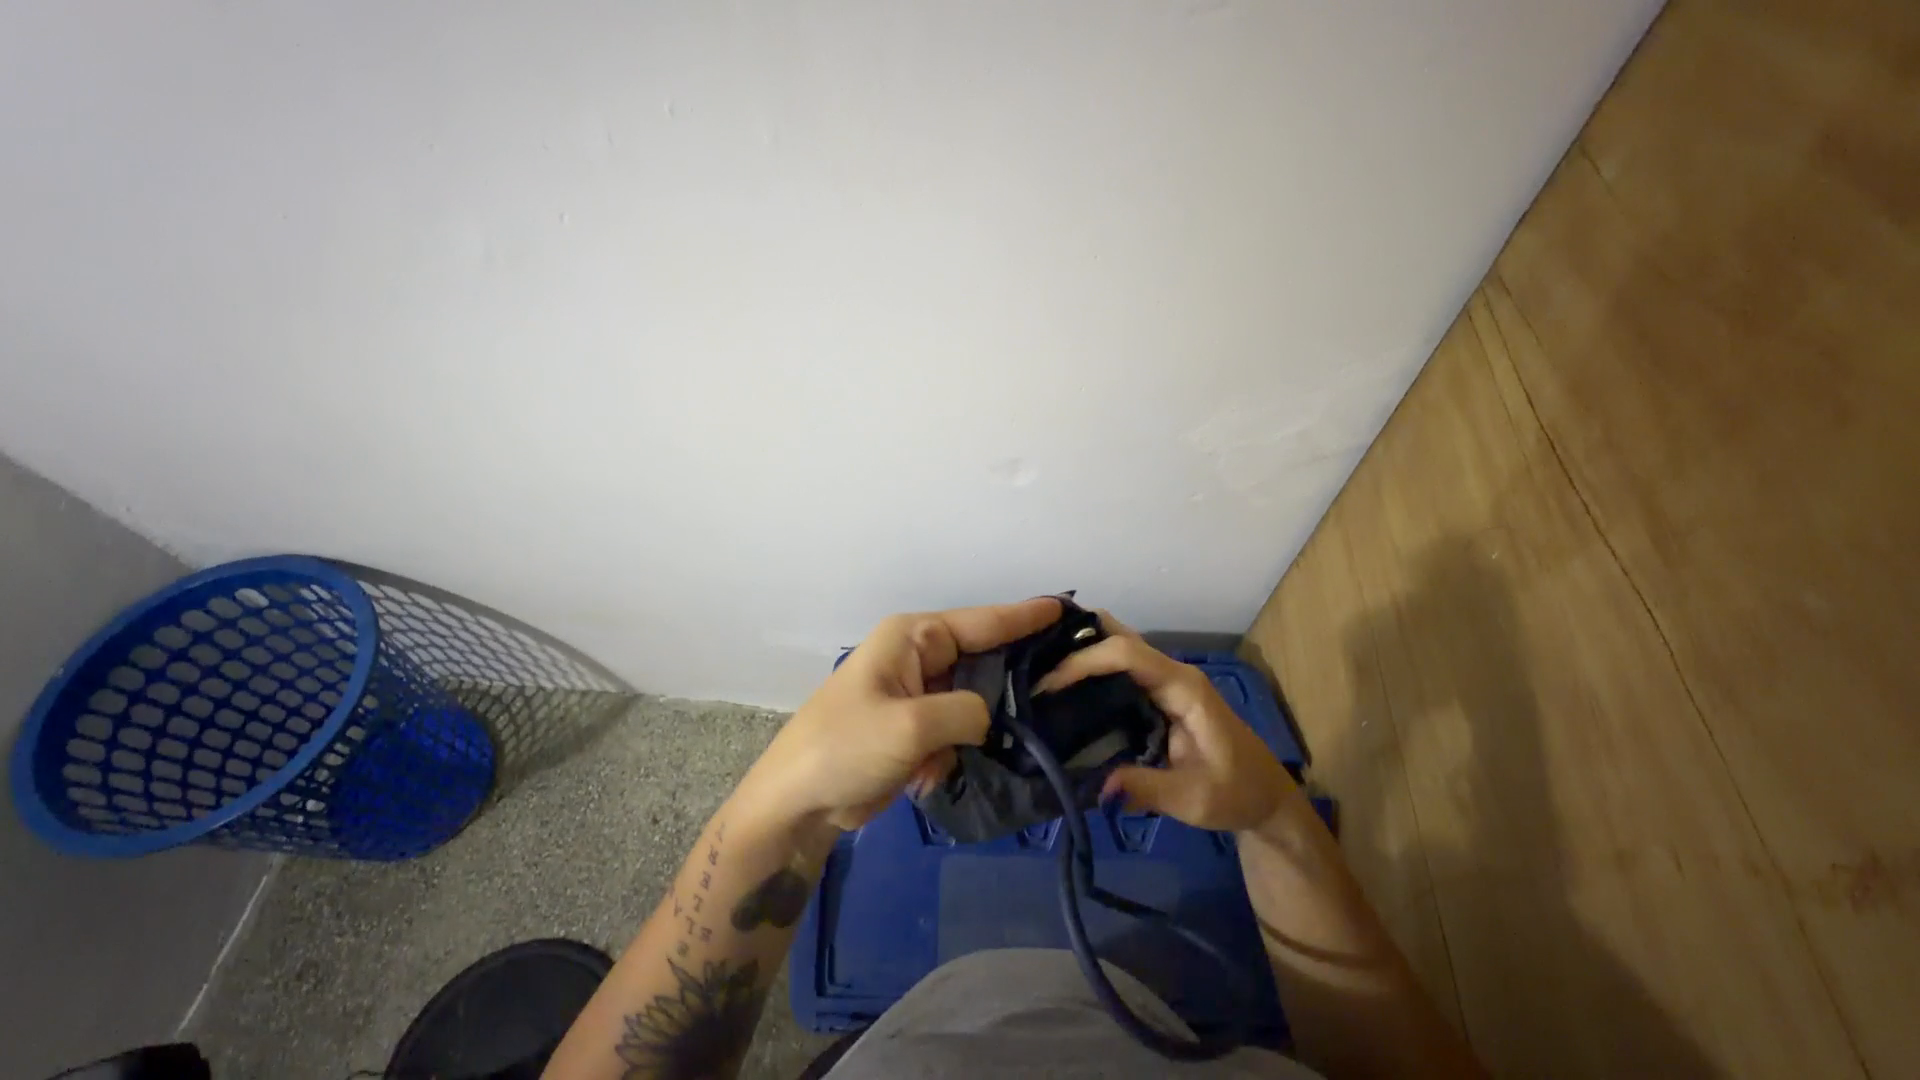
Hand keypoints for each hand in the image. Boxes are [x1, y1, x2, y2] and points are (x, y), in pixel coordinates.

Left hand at [738, 598, 1064, 831]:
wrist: (798, 802)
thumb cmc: (845, 748)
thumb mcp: (911, 726)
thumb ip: (967, 712)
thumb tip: (990, 719)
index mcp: (912, 638)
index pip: (981, 621)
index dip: (1026, 617)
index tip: (1069, 610)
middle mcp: (918, 658)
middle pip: (983, 660)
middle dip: (1015, 679)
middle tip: (1067, 685)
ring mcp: (917, 695)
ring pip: (975, 700)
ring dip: (983, 725)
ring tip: (1027, 735)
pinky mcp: (915, 730)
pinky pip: (958, 730)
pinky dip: (958, 750)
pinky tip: (943, 771)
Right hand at [1035, 612, 1293, 831]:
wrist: (1267, 800)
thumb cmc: (1236, 794)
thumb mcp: (1193, 799)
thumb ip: (1146, 788)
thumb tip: (1096, 785)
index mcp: (1183, 688)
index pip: (1127, 654)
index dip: (1085, 661)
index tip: (1047, 686)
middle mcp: (1172, 675)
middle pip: (1119, 636)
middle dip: (1075, 640)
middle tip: (1029, 657)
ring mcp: (1165, 683)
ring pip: (1117, 648)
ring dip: (1079, 652)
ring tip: (1034, 669)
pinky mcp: (1158, 697)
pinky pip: (1119, 670)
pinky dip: (1089, 669)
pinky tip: (1060, 687)